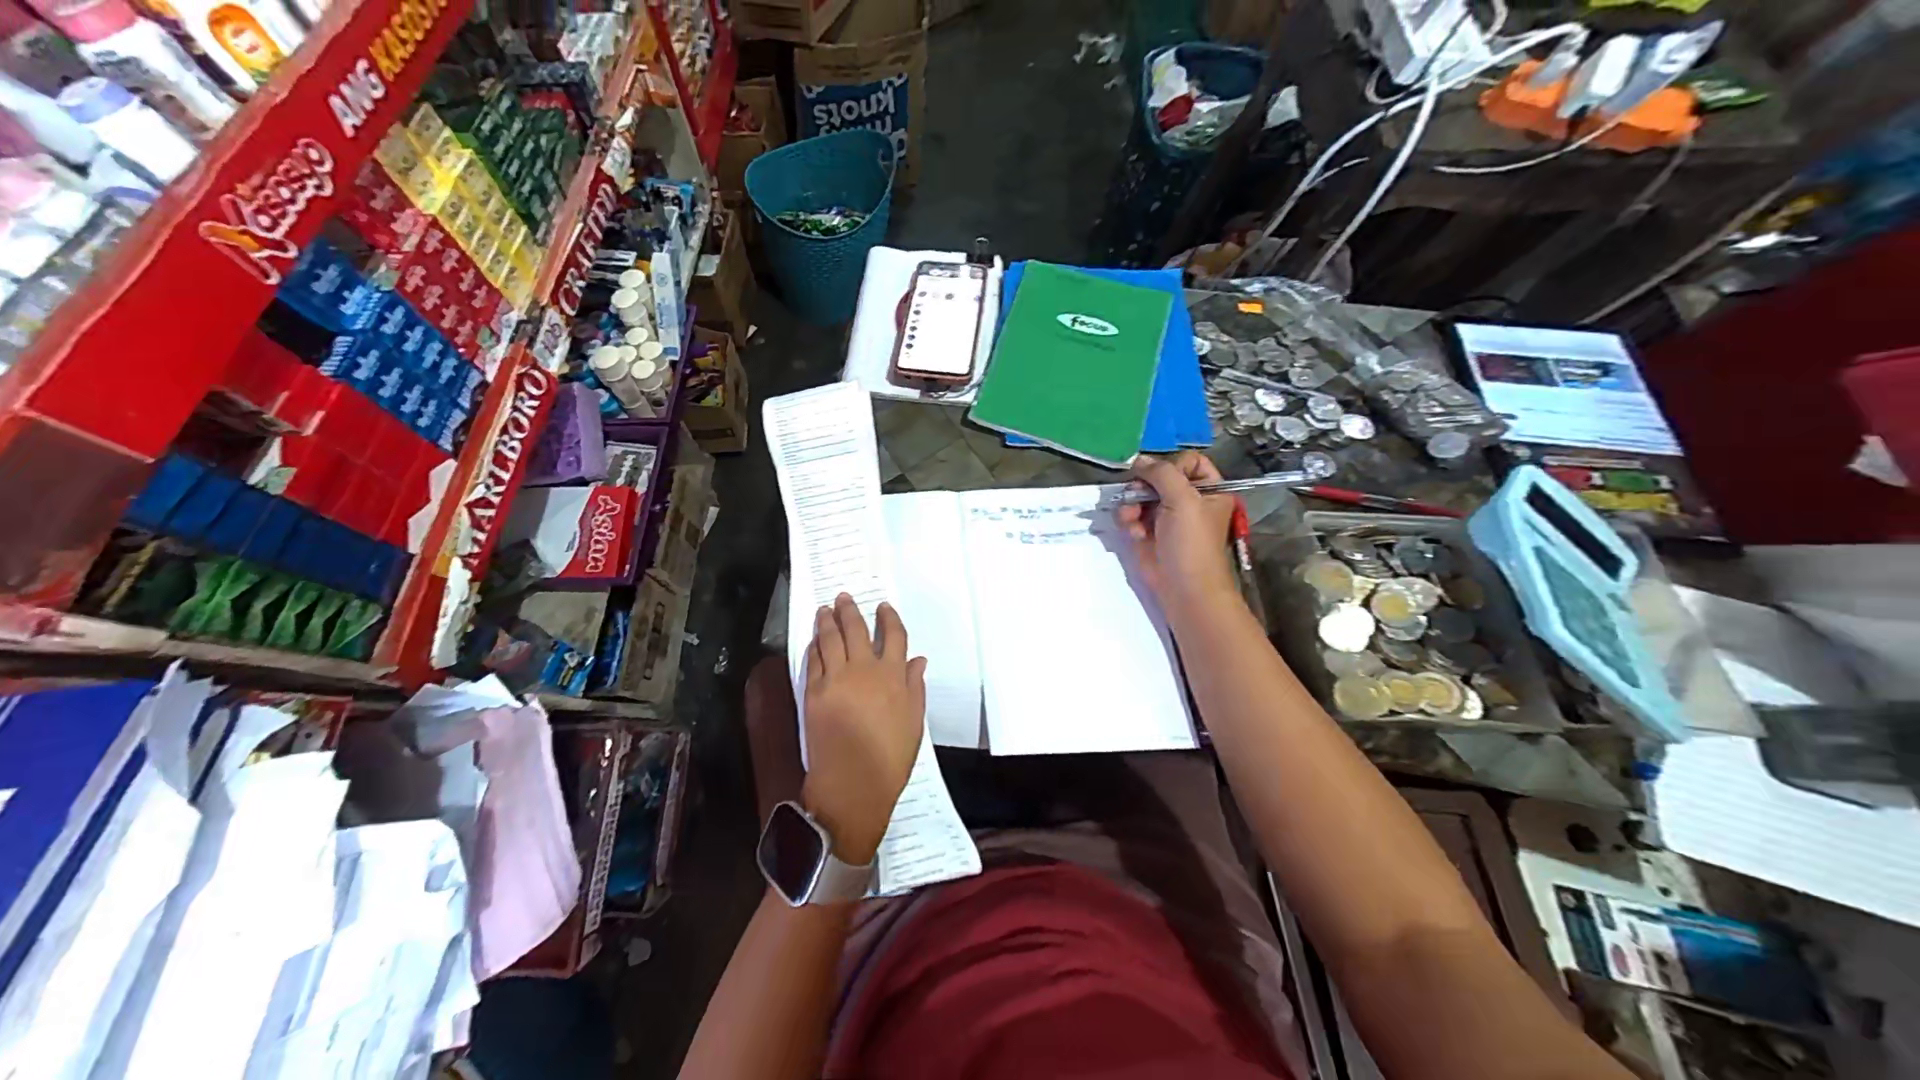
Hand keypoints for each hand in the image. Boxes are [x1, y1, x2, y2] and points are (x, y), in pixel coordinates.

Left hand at [801, 594, 926, 866]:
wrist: (853, 782)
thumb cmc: (891, 756)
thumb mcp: (914, 721)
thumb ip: (915, 687)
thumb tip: (917, 661)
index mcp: (893, 676)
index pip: (893, 636)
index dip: (889, 618)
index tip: (884, 607)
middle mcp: (864, 670)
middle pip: (856, 630)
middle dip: (851, 610)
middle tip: (845, 598)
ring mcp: (836, 679)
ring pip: (831, 639)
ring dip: (828, 621)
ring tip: (826, 609)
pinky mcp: (814, 691)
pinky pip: (814, 660)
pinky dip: (815, 646)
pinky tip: (815, 640)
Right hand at [1117, 452, 1239, 623]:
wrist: (1184, 588)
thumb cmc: (1191, 543)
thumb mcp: (1183, 500)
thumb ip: (1162, 473)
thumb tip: (1139, 460)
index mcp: (1209, 490)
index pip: (1189, 461)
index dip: (1173, 466)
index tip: (1163, 478)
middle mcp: (1188, 500)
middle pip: (1159, 477)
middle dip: (1144, 486)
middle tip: (1136, 493)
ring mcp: (1166, 517)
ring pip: (1140, 495)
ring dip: (1132, 504)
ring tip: (1132, 518)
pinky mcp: (1147, 533)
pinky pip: (1131, 516)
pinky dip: (1129, 522)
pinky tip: (1134, 533)